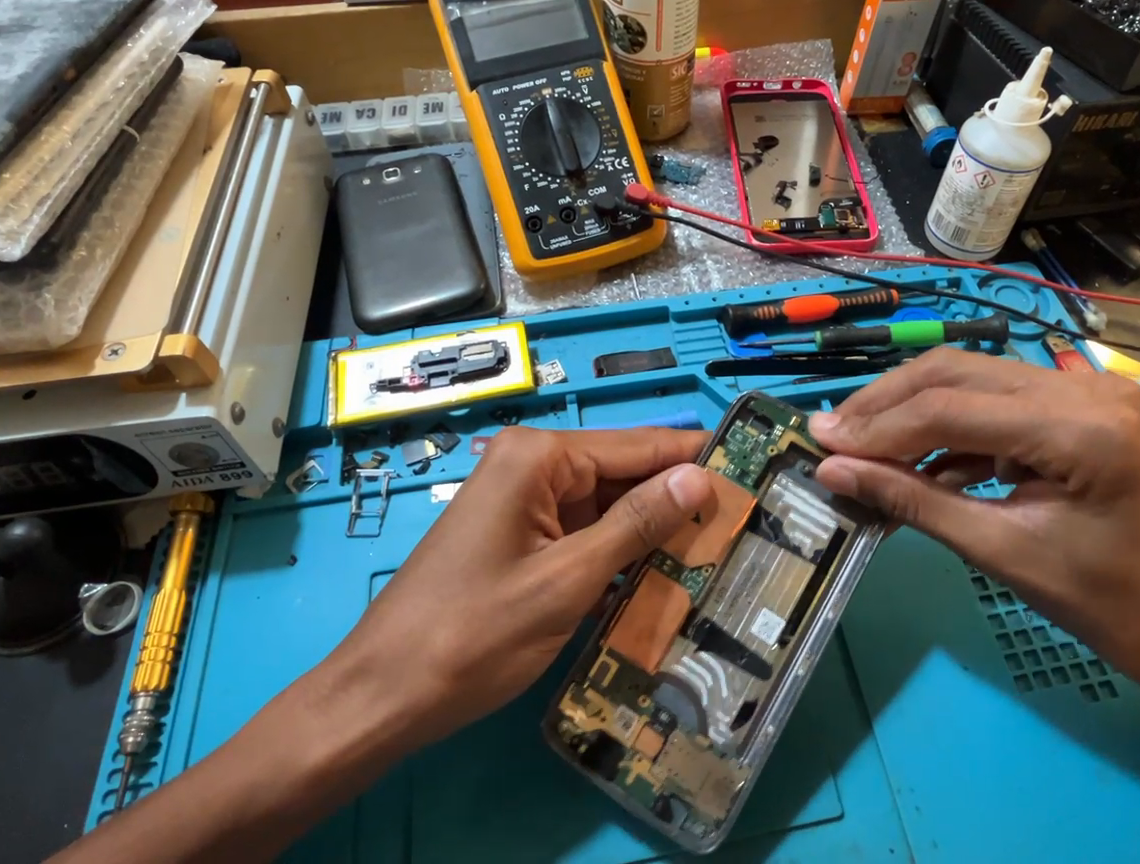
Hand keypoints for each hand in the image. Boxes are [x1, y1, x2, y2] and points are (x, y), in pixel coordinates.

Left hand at [318, 427, 714, 750]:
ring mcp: (523, 505)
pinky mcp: (520, 540)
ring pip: (606, 509)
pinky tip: (663, 577)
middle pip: (622, 475)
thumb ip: (637, 524)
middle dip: (676, 502)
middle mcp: (531, 467)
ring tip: (720, 551)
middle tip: (746, 524)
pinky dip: (618, 556)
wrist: (386, 694)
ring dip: (651, 534)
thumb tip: (701, 478)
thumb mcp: (568, 578)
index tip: (753, 469)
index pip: (636, 446)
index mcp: (538, 457)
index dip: (694, 458)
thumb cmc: (475, 633)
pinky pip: (582, 536)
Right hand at [808, 349, 1139, 720]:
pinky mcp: (1080, 403)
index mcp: (1079, 428)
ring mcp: (1087, 389)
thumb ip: (911, 500)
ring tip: (861, 448)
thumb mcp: (999, 552)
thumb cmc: (1109, 605)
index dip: (877, 427)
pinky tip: (914, 461)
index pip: (950, 409)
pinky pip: (996, 401)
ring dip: (912, 411)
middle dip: (886, 405)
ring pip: (971, 378)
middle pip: (956, 373)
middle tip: (831, 436)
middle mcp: (1084, 388)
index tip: (817, 442)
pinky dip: (949, 429)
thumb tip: (832, 471)